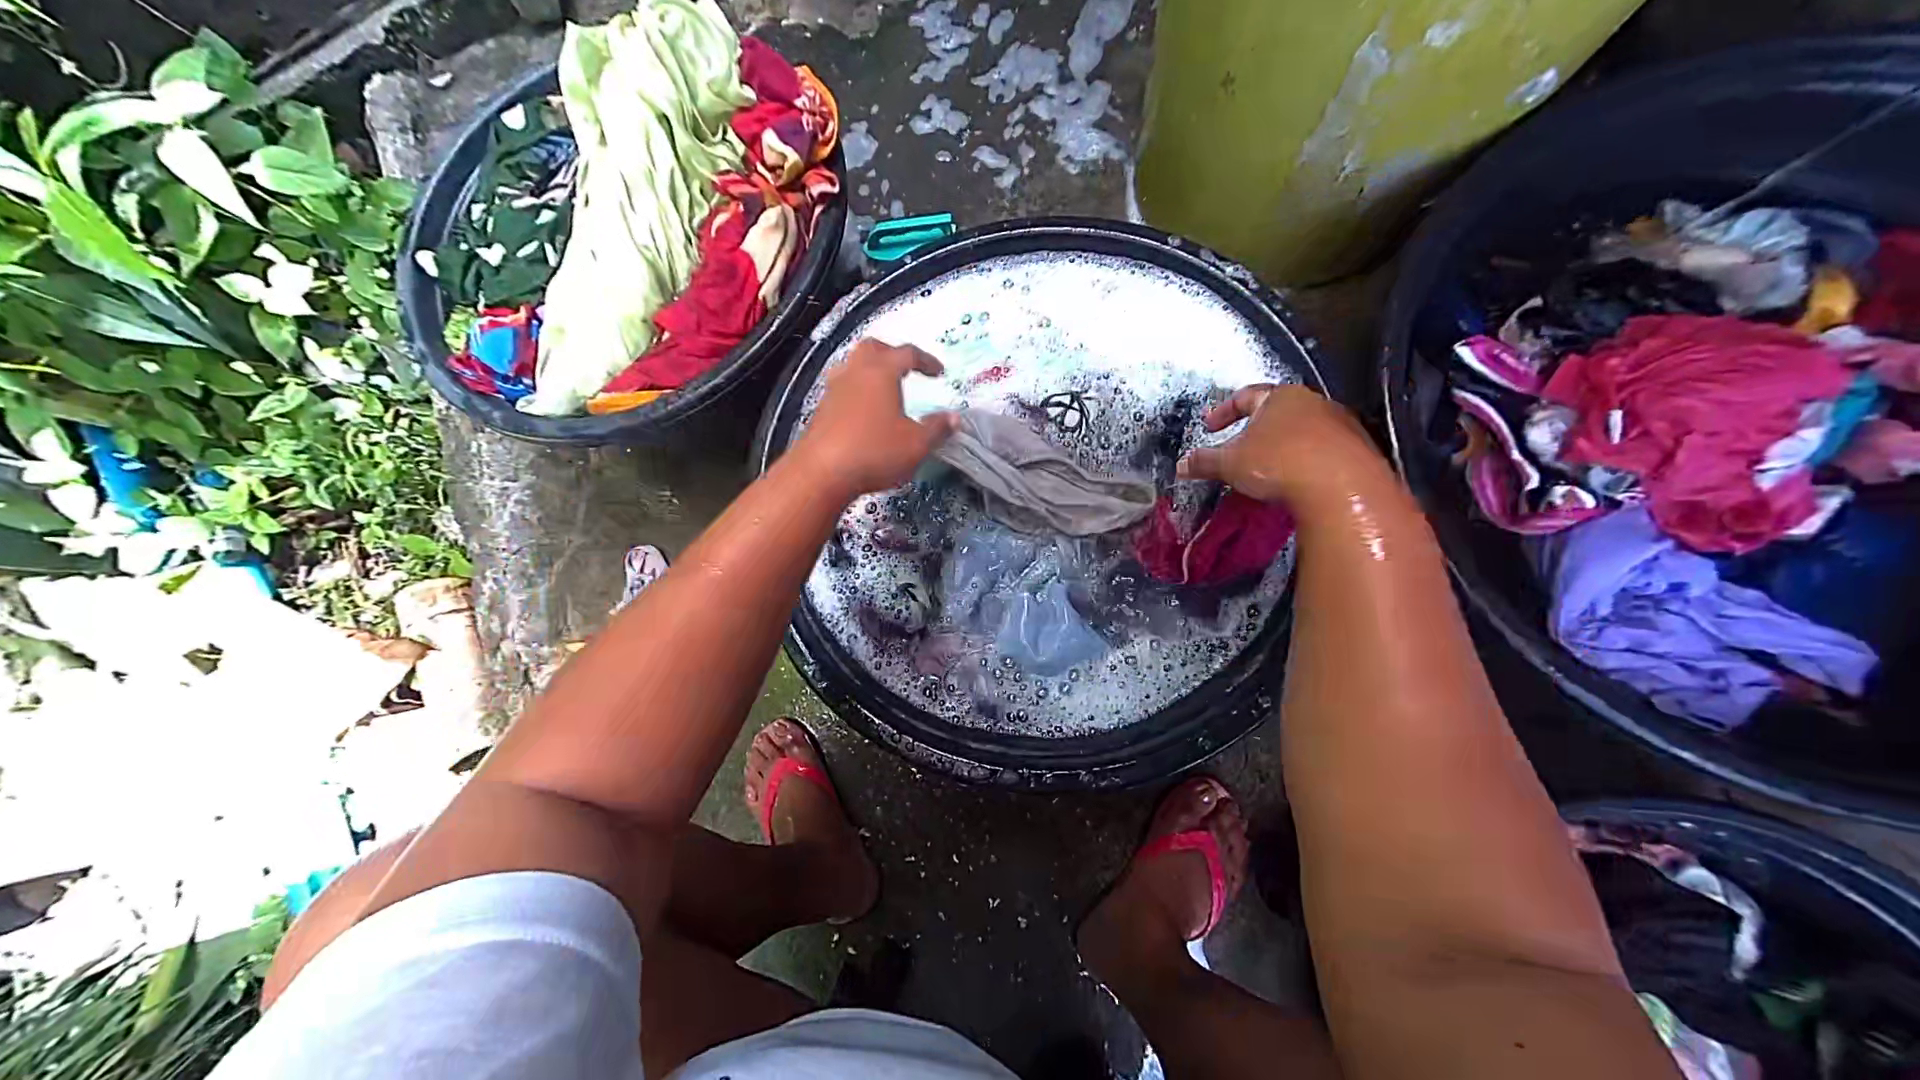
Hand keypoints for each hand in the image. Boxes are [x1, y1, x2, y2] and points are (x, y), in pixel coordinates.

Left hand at [792, 339, 958, 496]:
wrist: (821, 473)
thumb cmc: (875, 452)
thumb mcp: (916, 444)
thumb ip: (937, 428)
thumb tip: (954, 418)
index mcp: (881, 372)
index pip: (907, 353)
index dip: (926, 360)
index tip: (939, 373)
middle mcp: (855, 373)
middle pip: (872, 348)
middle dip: (892, 354)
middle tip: (906, 369)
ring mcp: (834, 390)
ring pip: (852, 366)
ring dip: (870, 371)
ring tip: (884, 388)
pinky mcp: (821, 410)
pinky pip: (842, 389)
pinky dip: (857, 392)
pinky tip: (865, 412)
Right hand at [1177, 384, 1386, 506]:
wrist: (1341, 488)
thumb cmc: (1279, 463)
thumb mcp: (1230, 464)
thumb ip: (1204, 461)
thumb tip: (1182, 465)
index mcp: (1278, 397)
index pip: (1244, 397)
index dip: (1223, 412)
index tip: (1211, 425)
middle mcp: (1312, 402)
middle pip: (1276, 411)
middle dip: (1256, 430)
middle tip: (1239, 448)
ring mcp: (1338, 423)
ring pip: (1302, 430)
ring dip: (1283, 445)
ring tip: (1268, 468)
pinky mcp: (1357, 448)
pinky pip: (1323, 450)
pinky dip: (1306, 460)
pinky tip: (1297, 480)